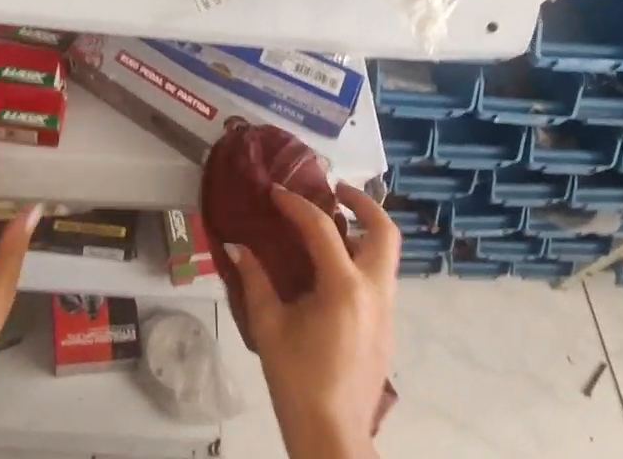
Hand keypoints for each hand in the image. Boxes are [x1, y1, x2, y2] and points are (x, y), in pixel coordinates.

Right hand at [223, 183, 398, 458]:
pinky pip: (381, 279)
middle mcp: (374, 291)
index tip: (276, 191)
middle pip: (385, 231)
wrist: (332, 432)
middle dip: (363, 203)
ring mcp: (387, 310)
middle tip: (335, 191)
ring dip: (364, 232)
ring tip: (332, 226)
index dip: (296, 204)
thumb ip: (254, 280)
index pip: (322, 228)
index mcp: (344, 287)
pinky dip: (362, 259)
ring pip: (387, 256)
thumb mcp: (268, 325)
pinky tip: (332, 270)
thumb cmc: (296, 378)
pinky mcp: (387, 327)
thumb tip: (234, 247)